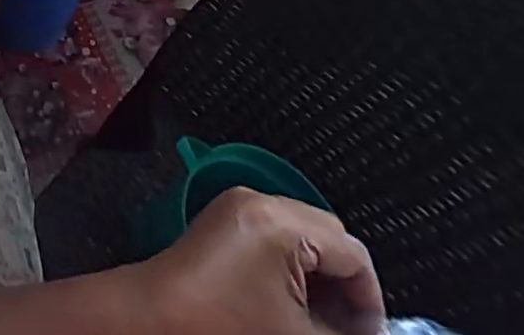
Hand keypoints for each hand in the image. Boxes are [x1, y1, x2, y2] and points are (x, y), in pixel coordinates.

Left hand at [134, 187, 384, 334]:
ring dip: (318, 280)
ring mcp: (235, 208)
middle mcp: (256, 201)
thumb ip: (343, 333)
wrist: (154, 320)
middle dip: (345, 287)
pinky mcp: (222, 224)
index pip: (353, 252)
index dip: (370, 303)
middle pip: (328, 237)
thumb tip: (362, 329)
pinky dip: (289, 270)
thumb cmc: (221, 327)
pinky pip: (273, 238)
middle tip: (345, 331)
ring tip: (314, 325)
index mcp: (279, 221)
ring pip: (301, 238)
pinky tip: (285, 309)